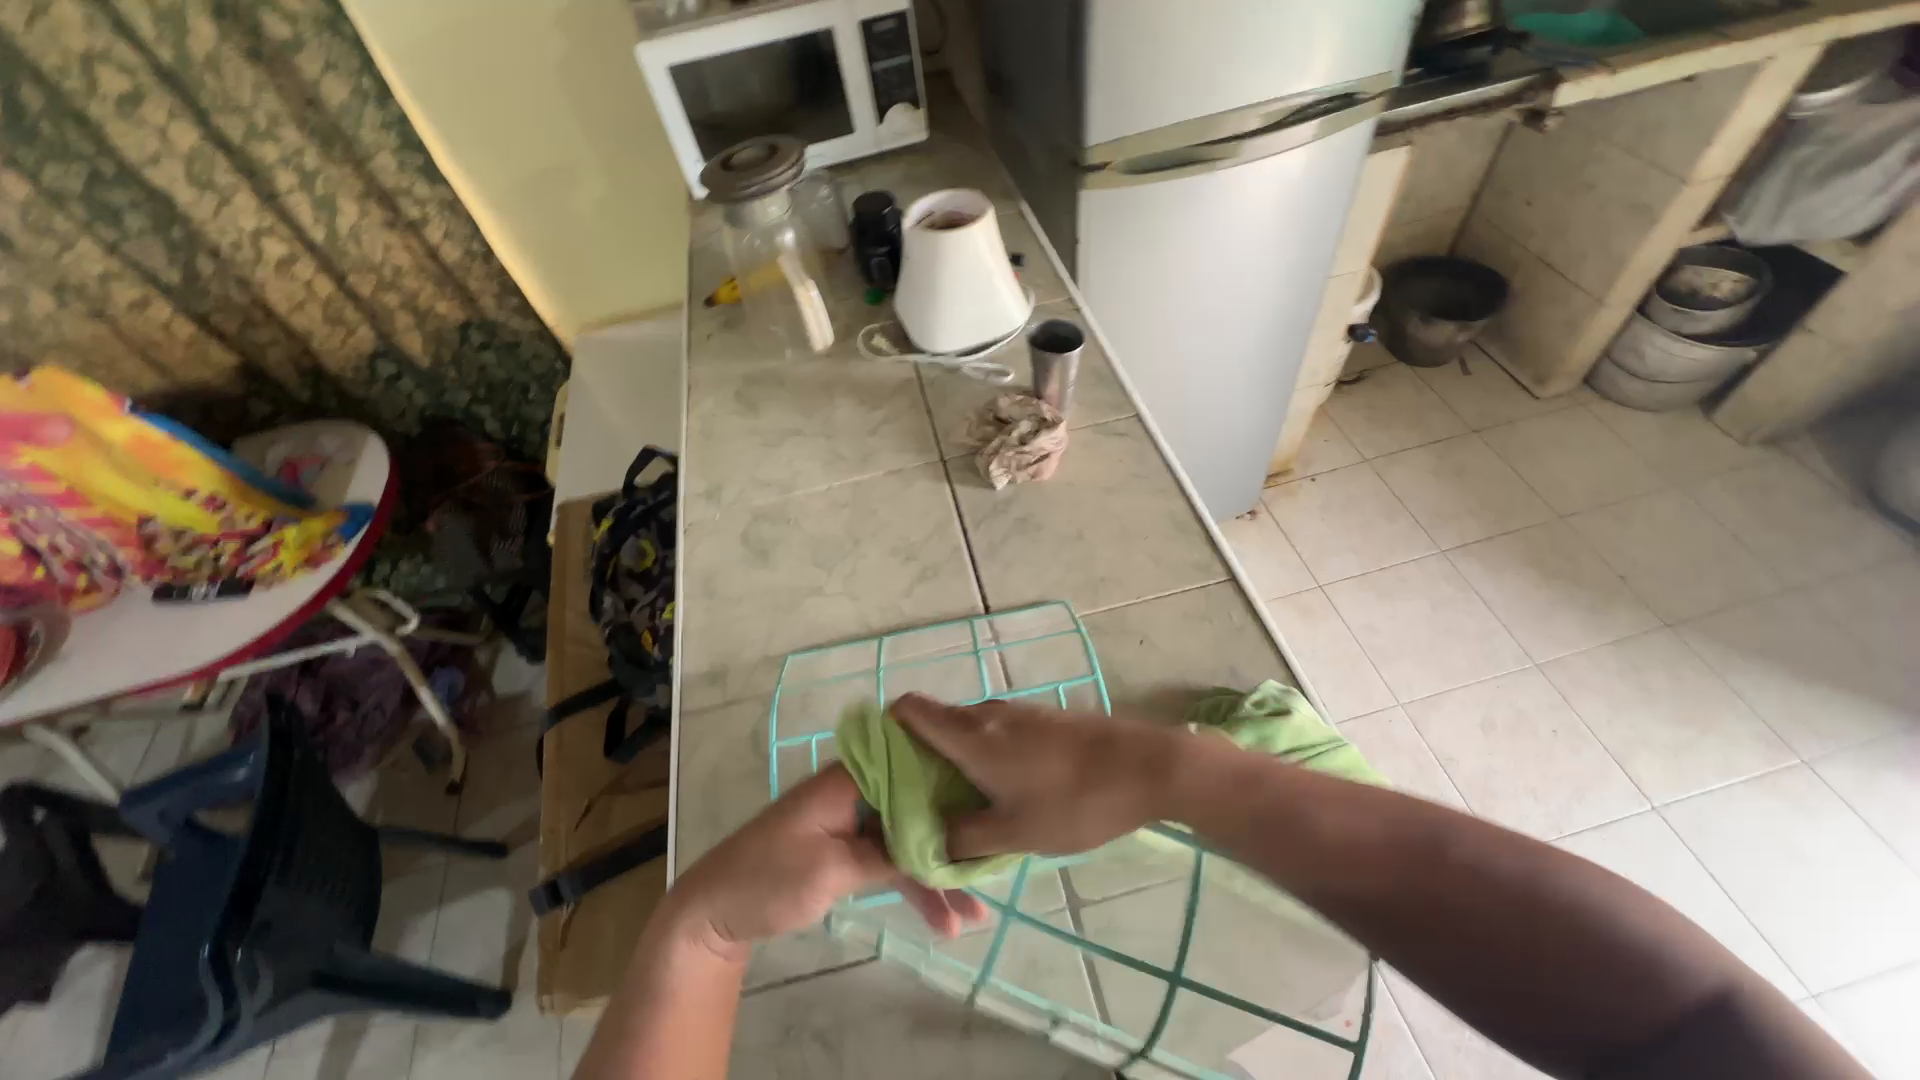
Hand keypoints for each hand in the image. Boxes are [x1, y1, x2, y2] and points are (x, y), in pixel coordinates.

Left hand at [667, 764, 986, 961]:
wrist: (715, 911)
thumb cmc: (767, 879)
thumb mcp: (831, 870)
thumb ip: (886, 854)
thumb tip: (938, 842)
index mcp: (848, 780)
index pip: (911, 766)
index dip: (952, 781)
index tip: (992, 801)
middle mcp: (856, 792)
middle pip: (918, 806)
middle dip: (954, 838)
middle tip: (992, 869)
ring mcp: (854, 821)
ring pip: (909, 840)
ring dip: (938, 876)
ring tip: (974, 916)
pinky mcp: (850, 848)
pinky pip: (893, 861)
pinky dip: (915, 887)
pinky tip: (943, 921)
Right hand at [890, 693, 1188, 860]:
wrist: (1149, 768)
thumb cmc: (1075, 802)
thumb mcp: (1014, 833)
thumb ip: (962, 840)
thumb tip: (925, 843)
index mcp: (970, 734)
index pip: (908, 709)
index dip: (886, 731)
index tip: (883, 771)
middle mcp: (988, 713)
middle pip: (935, 722)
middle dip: (920, 759)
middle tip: (919, 804)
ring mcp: (1019, 712)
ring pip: (968, 730)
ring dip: (956, 761)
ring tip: (962, 805)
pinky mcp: (1044, 720)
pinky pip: (997, 734)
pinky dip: (985, 757)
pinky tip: (1004, 792)